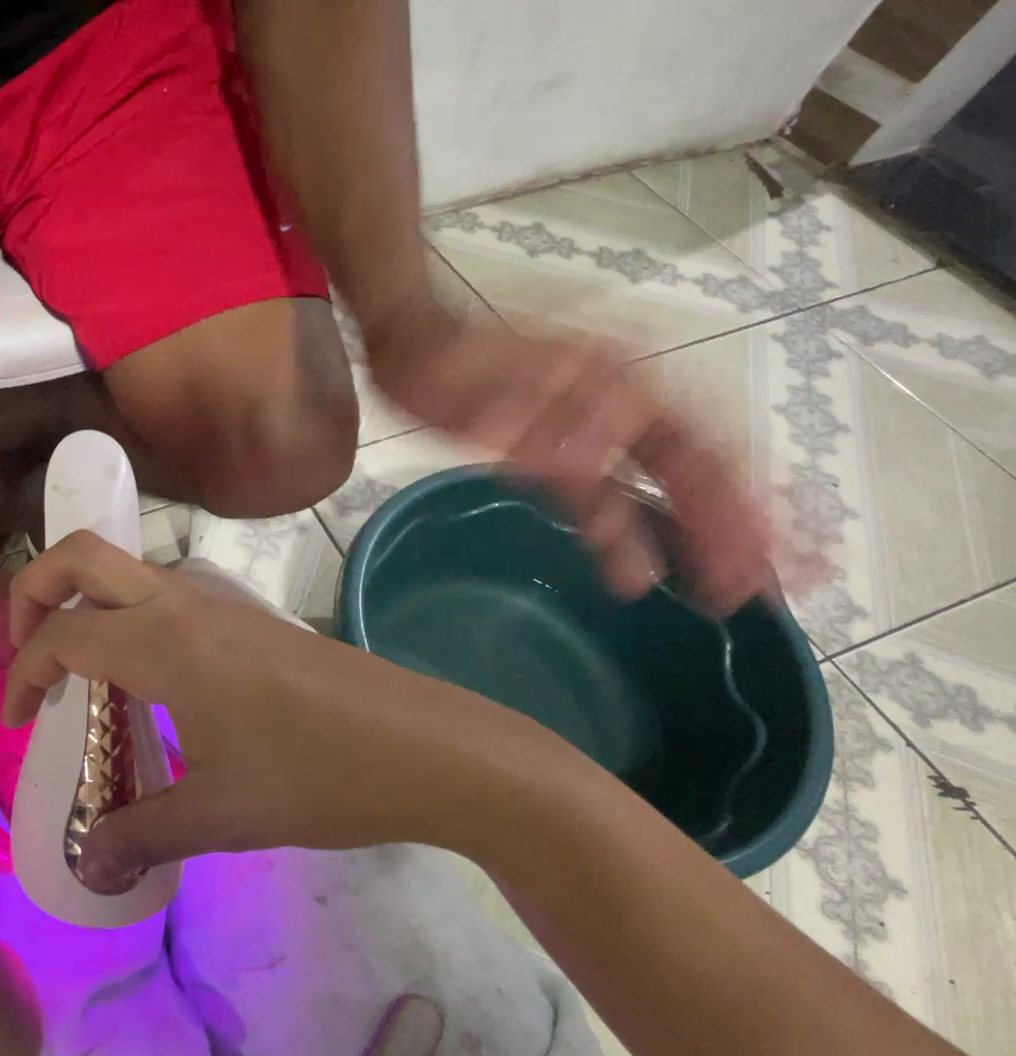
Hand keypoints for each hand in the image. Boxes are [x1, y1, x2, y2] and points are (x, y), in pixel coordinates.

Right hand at [0, 533, 582, 891]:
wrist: (428, 749)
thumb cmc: (314, 777)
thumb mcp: (217, 816)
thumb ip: (138, 833)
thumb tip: (87, 860)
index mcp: (160, 643)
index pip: (59, 634)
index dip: (20, 675)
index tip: (18, 724)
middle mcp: (180, 603)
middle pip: (80, 554)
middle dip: (34, 591)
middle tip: (28, 651)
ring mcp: (218, 602)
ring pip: (126, 569)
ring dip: (85, 602)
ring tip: (81, 676)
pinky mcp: (247, 617)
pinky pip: (162, 594)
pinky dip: (127, 617)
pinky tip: (148, 683)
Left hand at [367, 308, 769, 615]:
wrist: (411, 343)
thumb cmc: (457, 360)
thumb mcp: (502, 392)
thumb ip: (545, 429)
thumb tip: (586, 472)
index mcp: (626, 388)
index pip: (700, 457)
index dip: (732, 513)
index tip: (761, 564)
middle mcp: (622, 408)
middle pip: (696, 473)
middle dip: (735, 531)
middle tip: (767, 589)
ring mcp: (588, 430)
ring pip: (656, 487)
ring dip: (692, 535)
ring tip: (725, 588)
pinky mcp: (548, 452)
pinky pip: (601, 495)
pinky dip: (624, 533)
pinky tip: (638, 570)